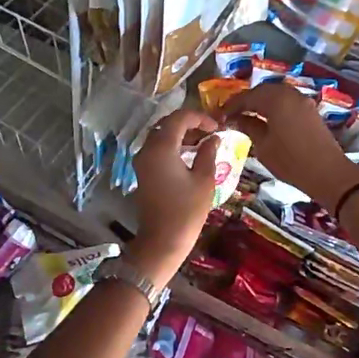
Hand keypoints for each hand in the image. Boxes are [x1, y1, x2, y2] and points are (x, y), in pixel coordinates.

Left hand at [126, 108, 220, 282]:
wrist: (162, 240)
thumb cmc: (186, 211)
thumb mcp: (204, 180)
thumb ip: (208, 153)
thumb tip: (213, 138)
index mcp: (161, 147)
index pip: (179, 118)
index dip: (200, 117)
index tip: (217, 126)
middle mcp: (146, 150)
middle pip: (166, 125)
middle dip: (189, 123)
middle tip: (210, 131)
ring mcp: (141, 161)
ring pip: (160, 137)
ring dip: (180, 135)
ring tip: (203, 143)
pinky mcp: (142, 173)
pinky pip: (156, 150)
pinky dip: (172, 147)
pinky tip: (189, 155)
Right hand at [220, 82, 358, 207]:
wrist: (327, 172)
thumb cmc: (290, 160)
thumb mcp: (262, 145)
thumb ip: (248, 127)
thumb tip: (236, 119)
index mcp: (275, 100)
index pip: (247, 97)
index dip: (232, 106)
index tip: (220, 116)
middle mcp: (290, 94)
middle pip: (262, 91)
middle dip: (246, 101)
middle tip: (232, 114)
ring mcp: (303, 101)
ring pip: (276, 94)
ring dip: (260, 102)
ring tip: (247, 116)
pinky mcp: (310, 111)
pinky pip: (286, 101)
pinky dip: (273, 106)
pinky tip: (266, 119)